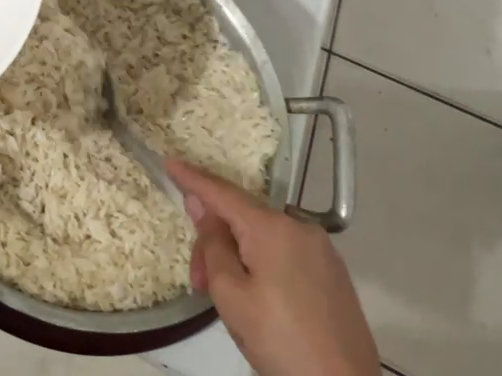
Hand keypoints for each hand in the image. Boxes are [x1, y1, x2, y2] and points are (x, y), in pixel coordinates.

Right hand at [165, 159, 380, 375]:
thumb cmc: (280, 340)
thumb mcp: (230, 294)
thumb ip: (212, 243)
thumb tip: (202, 206)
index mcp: (273, 228)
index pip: (222, 193)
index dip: (192, 178)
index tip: (169, 161)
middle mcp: (301, 228)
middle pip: (242, 219)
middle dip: (214, 241)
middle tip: (198, 281)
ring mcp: (321, 251)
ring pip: (262, 237)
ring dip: (236, 256)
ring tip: (225, 297)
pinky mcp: (332, 273)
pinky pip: (284, 252)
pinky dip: (260, 263)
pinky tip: (255, 296)